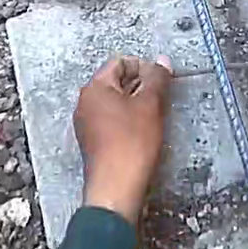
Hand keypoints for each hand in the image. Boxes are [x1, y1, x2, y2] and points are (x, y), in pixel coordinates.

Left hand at [73, 55, 172, 224]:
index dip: (144, 66)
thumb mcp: (151, 104)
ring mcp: (87, 124)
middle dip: (141, 85)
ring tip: (156, 114)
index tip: (162, 81)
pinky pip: (112, 120)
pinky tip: (144, 131)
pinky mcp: (93, 142)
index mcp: (94, 88)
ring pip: (116, 102)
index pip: (120, 62)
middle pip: (117, 81)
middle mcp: (85, 103)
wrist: (116, 189)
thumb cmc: (132, 142)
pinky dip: (128, 119)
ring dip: (136, 103)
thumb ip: (157, 78)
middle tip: (162, 97)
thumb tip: (162, 59)